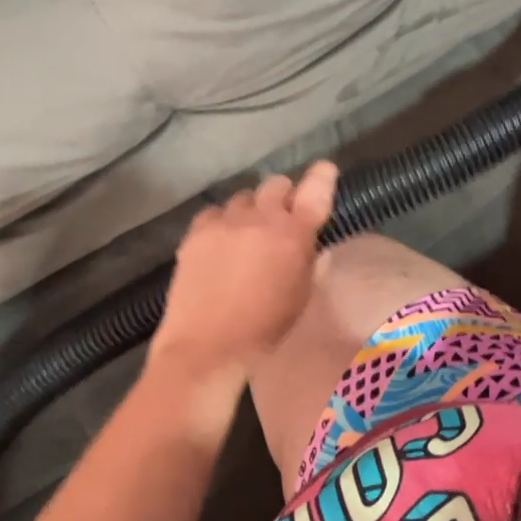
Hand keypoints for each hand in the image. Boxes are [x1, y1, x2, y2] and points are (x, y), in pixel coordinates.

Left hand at [152, 162, 337, 372]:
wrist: (207, 348)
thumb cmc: (264, 329)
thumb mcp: (300, 295)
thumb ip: (308, 260)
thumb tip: (309, 243)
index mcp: (294, 234)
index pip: (315, 189)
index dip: (321, 177)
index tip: (324, 172)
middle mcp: (262, 218)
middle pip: (276, 185)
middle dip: (281, 197)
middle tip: (279, 219)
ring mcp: (226, 222)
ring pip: (244, 197)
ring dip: (250, 210)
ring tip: (245, 233)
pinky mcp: (197, 232)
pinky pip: (214, 212)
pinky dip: (221, 221)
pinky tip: (219, 242)